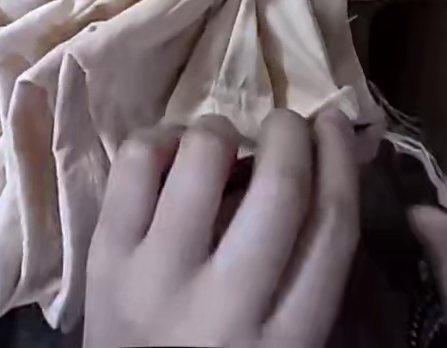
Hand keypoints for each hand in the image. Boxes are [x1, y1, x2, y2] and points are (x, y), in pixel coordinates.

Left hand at [84, 110, 359, 347]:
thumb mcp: (277, 344)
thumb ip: (297, 268)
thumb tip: (310, 160)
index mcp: (287, 345)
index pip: (330, 230)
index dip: (339, 161)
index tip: (335, 122)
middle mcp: (227, 309)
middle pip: (279, 189)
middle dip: (289, 134)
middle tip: (285, 121)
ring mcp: (159, 276)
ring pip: (202, 160)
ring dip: (220, 130)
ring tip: (222, 139)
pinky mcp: (107, 252)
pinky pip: (137, 161)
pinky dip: (160, 136)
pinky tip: (170, 150)